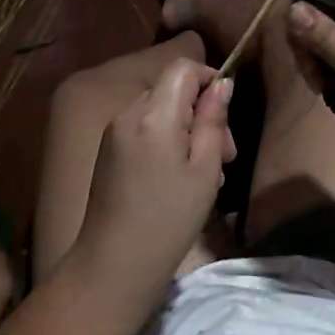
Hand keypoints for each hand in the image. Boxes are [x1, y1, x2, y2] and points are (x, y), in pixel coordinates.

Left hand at [65, 60, 234, 306]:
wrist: (112, 266)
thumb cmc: (168, 219)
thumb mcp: (204, 170)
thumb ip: (213, 121)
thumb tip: (222, 85)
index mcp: (152, 113)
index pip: (182, 68)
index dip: (209, 79)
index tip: (226, 115)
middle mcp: (127, 112)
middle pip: (171, 88)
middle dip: (201, 110)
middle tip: (226, 155)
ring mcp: (113, 131)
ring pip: (158, 108)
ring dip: (185, 127)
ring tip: (205, 170)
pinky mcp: (107, 149)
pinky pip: (143, 127)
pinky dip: (165, 138)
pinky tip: (176, 175)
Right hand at [287, 0, 334, 157]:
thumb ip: (324, 34)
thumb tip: (291, 6)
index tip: (288, 20)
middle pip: (315, 11)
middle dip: (305, 38)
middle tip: (310, 68)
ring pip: (314, 36)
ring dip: (310, 60)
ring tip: (319, 85)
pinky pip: (321, 56)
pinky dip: (317, 72)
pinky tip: (322, 89)